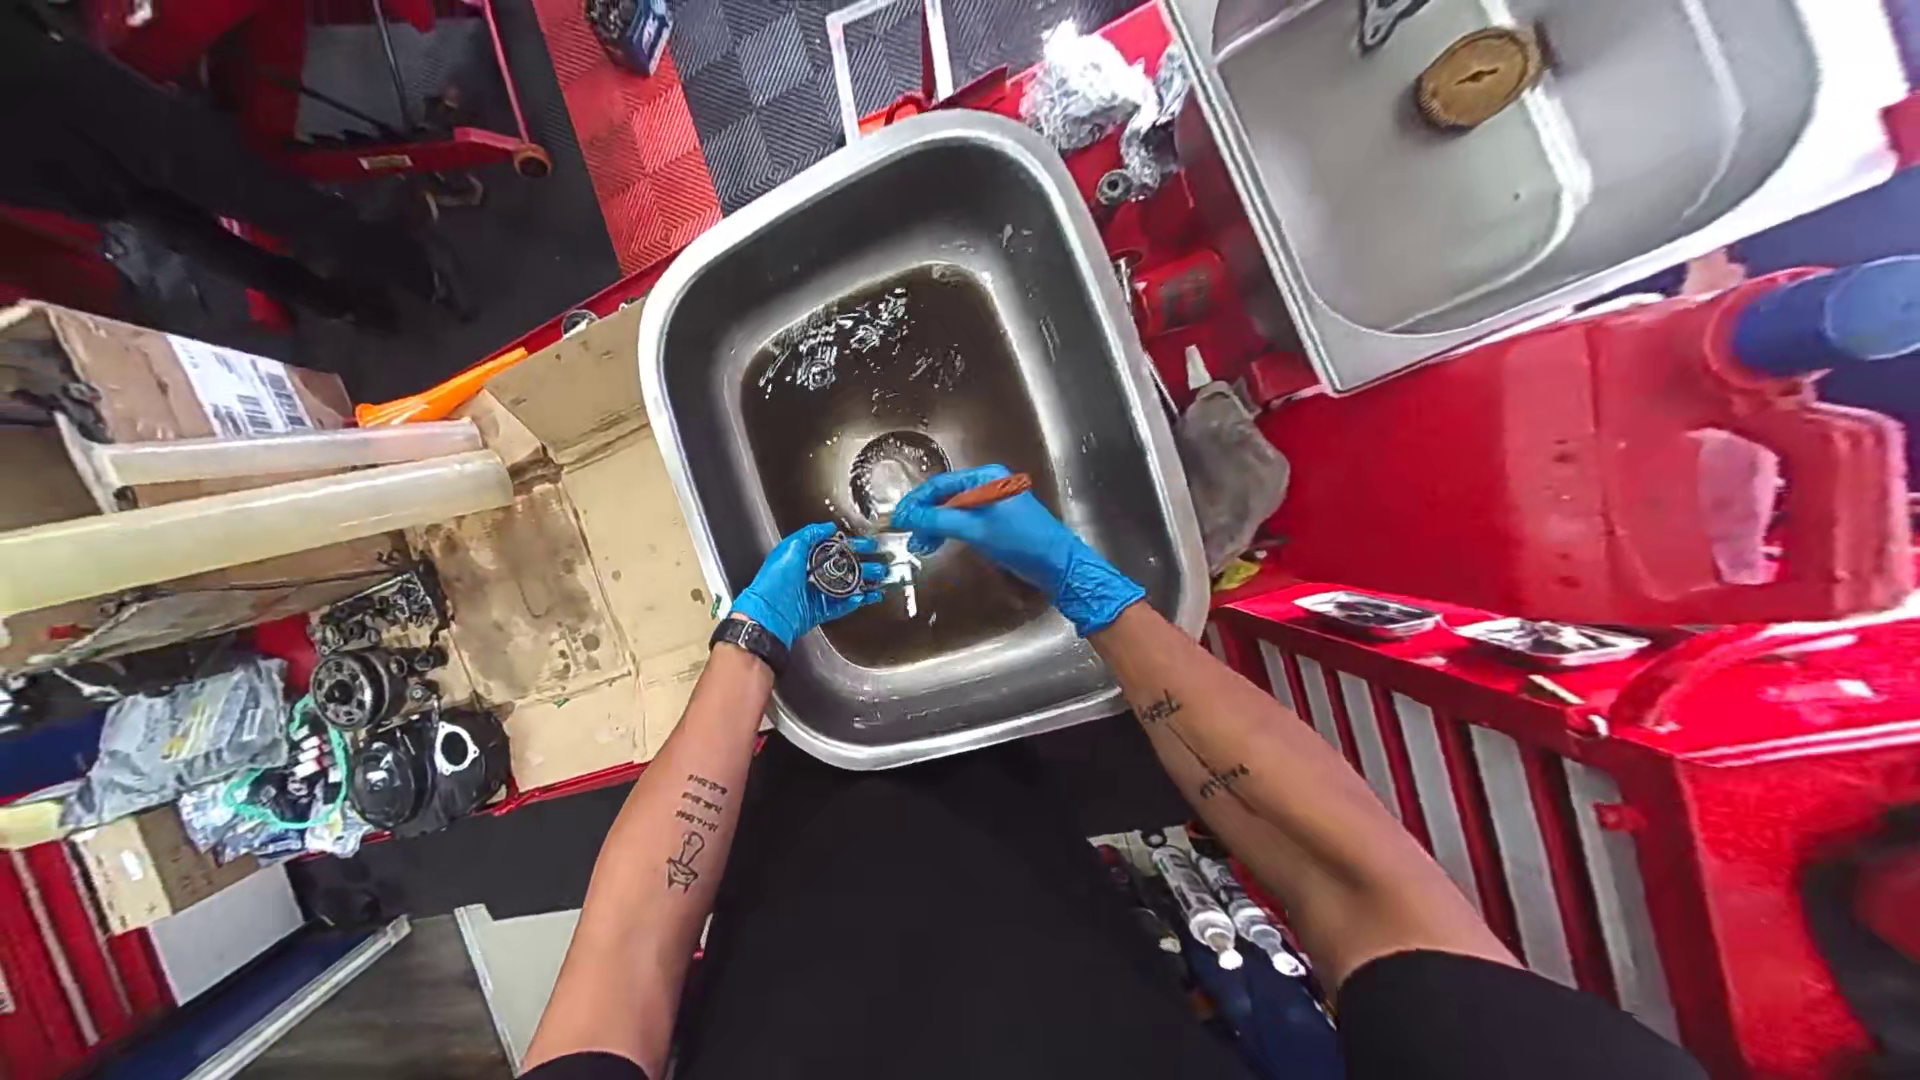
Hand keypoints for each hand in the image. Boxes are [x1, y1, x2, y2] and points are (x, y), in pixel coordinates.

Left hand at [731, 523, 887, 646]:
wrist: (769, 614)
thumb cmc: (775, 581)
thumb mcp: (790, 548)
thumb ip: (810, 534)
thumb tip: (828, 526)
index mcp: (807, 557)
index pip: (836, 548)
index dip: (854, 545)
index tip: (870, 544)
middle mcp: (814, 574)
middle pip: (846, 567)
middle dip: (866, 564)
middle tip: (882, 564)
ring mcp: (820, 593)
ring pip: (848, 586)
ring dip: (866, 583)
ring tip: (881, 580)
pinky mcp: (823, 610)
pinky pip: (844, 605)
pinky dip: (856, 601)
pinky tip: (868, 596)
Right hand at [890, 465, 1144, 635]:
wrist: (1057, 564)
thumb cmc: (1019, 541)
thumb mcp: (974, 528)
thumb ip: (937, 519)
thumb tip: (906, 515)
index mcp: (985, 477)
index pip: (940, 484)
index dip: (916, 501)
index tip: (897, 518)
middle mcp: (988, 485)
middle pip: (946, 497)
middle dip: (925, 516)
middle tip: (908, 536)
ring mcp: (993, 503)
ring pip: (954, 511)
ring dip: (935, 527)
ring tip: (921, 546)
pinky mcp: (997, 521)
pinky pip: (965, 522)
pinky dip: (950, 532)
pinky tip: (938, 544)